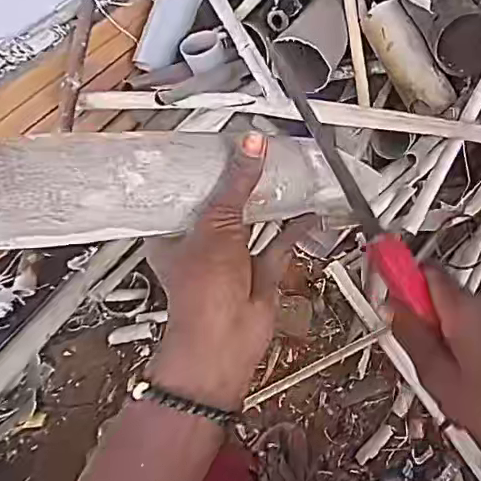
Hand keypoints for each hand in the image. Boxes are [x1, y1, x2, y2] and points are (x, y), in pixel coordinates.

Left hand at [148, 131, 314, 408]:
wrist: (226, 338)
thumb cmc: (201, 293)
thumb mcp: (217, 223)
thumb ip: (237, 183)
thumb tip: (250, 147)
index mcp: (174, 232)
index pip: (187, 190)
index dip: (203, 168)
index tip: (220, 142)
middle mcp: (202, 242)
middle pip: (225, 202)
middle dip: (243, 180)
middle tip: (258, 151)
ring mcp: (233, 255)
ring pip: (255, 219)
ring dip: (271, 200)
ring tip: (285, 172)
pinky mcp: (260, 267)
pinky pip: (280, 239)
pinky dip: (294, 224)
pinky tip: (307, 208)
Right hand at [389, 266, 480, 455]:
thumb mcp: (438, 376)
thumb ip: (411, 337)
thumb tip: (392, 310)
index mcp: (462, 309)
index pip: (423, 271)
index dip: (398, 274)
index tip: (382, 282)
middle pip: (436, 290)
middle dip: (416, 311)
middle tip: (407, 344)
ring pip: (452, 310)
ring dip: (435, 328)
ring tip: (434, 368)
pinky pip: (469, 324)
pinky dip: (454, 338)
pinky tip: (456, 372)